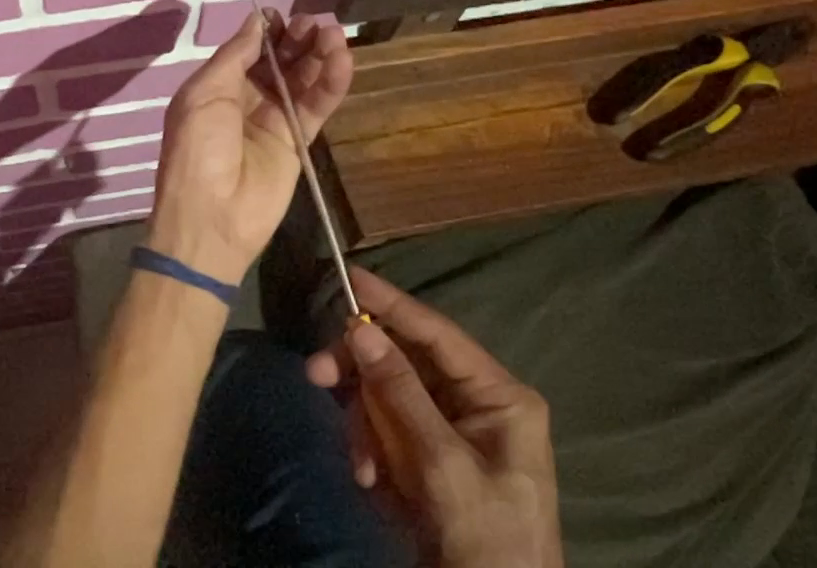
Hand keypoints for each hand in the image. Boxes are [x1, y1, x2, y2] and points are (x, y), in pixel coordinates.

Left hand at [147, 11, 351, 282]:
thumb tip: (257, 22)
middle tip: (315, 23)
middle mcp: (245, 99)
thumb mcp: (203, 95)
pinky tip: (343, 60)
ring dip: (318, 55)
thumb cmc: (197, 150)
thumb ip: (234, 57)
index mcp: (215, 86)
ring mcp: (273, 119)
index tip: (284, 15)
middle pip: (278, 60)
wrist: (212, 218)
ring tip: (334, 34)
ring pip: (301, 79)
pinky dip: (332, 82)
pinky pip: (317, 105)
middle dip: (296, 39)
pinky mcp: (298, 140)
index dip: (267, 31)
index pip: (247, 49)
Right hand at [308, 267, 562, 567]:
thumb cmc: (484, 537)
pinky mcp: (429, 458)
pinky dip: (372, 450)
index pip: (436, 333)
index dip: (392, 304)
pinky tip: (374, 483)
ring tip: (364, 469)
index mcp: (498, 396)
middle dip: (363, 373)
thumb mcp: (442, 464)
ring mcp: (451, 431)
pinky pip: (387, 431)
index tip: (349, 277)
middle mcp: (476, 403)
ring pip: (388, 396)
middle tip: (318, 374)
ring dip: (365, 425)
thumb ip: (399, 392)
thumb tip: (360, 328)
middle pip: (404, 362)